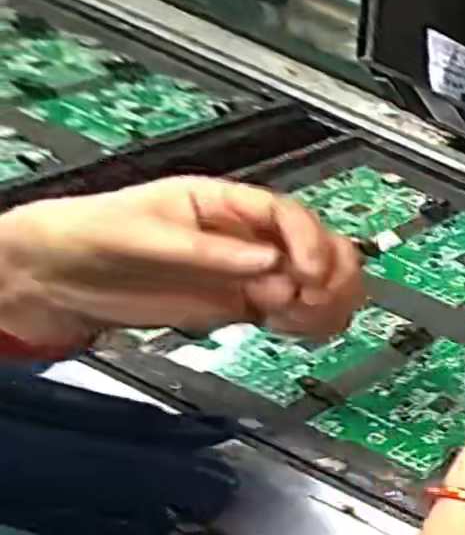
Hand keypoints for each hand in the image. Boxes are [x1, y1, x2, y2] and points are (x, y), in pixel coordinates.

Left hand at [0, 176, 363, 349]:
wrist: (57, 284)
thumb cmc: (84, 241)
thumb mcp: (136, 236)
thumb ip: (207, 250)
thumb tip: (272, 261)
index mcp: (229, 207)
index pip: (294, 217)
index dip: (312, 244)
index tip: (308, 274)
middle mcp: (261, 238)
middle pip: (333, 250)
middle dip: (333, 278)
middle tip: (311, 300)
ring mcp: (269, 272)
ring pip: (336, 283)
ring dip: (330, 304)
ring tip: (294, 318)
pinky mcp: (268, 303)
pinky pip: (318, 312)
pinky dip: (317, 324)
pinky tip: (288, 327)